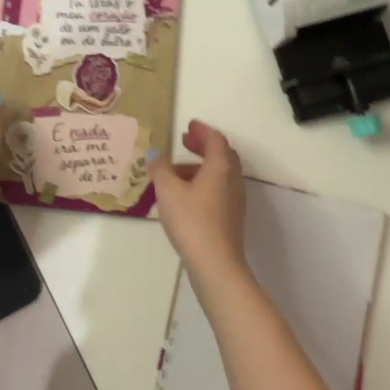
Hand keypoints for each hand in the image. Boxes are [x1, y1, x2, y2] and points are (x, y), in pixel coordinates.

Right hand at [151, 120, 247, 275]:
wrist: (215, 264)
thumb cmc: (191, 221)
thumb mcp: (168, 191)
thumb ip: (160, 169)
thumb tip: (154, 154)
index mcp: (221, 167)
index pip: (216, 140)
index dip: (202, 130)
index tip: (188, 125)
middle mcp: (232, 180)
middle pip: (222, 155)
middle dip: (203, 145)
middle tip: (184, 141)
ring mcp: (234, 200)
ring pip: (219, 174)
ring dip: (200, 166)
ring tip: (175, 172)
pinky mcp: (230, 217)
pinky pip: (218, 190)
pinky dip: (203, 183)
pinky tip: (184, 196)